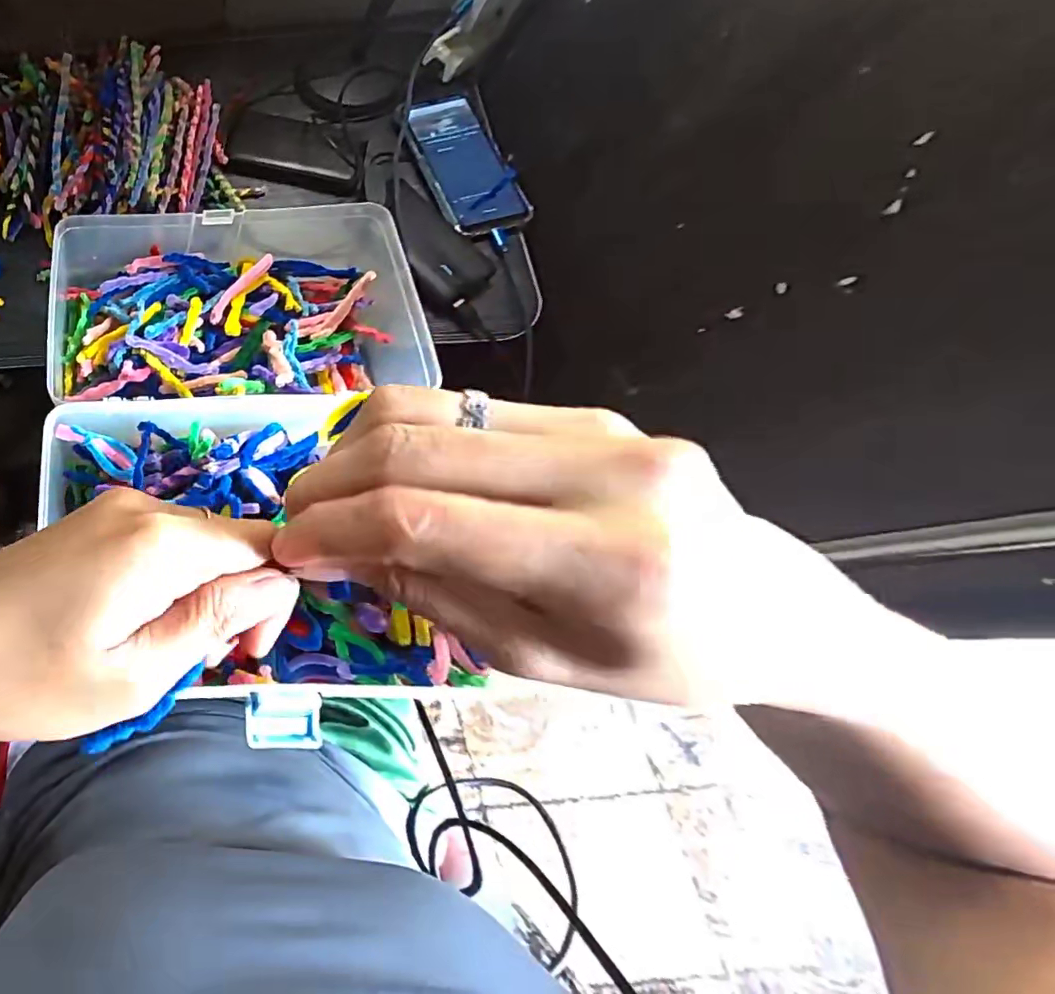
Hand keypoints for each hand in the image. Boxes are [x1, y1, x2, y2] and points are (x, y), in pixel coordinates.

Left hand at [0, 489, 299, 739]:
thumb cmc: (24, 679)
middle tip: (188, 667)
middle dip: (232, 604)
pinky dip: (164, 587)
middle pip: (229, 543)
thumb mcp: (132, 675)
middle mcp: (140, 506)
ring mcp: (110, 509)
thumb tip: (272, 581)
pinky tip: (128, 627)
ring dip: (196, 599)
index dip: (272, 602)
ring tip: (149, 654)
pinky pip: (157, 547)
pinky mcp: (89, 523)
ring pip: (194, 548)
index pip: (264, 545)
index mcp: (158, 539)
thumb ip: (210, 621)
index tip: (240, 658)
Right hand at [272, 387, 898, 707]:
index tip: (289, 549)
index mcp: (605, 562)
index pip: (424, 520)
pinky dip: (391, 434)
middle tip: (294, 517)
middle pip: (413, 449)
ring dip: (350, 448)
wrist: (774, 608)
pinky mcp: (582, 409)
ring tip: (329, 492)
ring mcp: (594, 426)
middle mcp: (604, 471)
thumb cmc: (659, 660)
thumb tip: (334, 550)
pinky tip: (377, 468)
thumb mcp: (534, 659)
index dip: (336, 530)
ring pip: (424, 408)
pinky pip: (455, 403)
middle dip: (328, 483)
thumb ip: (428, 594)